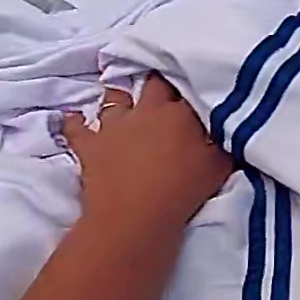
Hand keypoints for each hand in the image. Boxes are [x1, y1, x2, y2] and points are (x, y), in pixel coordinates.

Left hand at [63, 75, 234, 236]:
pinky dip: (75, 122)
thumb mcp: (219, 167)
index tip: (198, 87)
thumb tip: (226, 126)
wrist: (135, 217)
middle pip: (153, 84)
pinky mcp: (89, 144)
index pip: (189, 89)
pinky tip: (74, 117)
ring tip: (124, 95)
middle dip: (160, 82)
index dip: (193, 86)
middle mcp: (146, 110)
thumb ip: (223, 142)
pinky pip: (76, 127)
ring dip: (120, 96)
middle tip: (165, 87)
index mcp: (180, 113)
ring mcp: (114, 125)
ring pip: (115, 97)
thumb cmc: (183, 190)